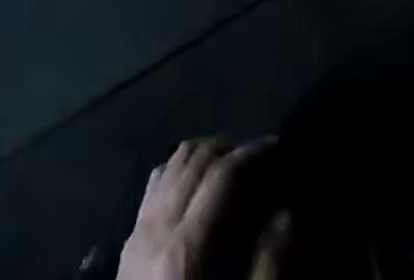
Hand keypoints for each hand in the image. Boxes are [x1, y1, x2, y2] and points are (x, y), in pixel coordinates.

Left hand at [117, 138, 282, 279]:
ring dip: (204, 153)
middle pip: (195, 159)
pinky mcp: (128, 239)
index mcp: (186, 247)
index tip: (277, 145)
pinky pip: (155, 181)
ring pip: (172, 161)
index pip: (221, 175)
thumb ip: (266, 268)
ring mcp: (137, 229)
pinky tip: (197, 182)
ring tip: (233, 163)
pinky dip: (180, 167)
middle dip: (230, 146)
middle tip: (259, 155)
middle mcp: (157, 225)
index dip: (252, 152)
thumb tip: (285, 215)